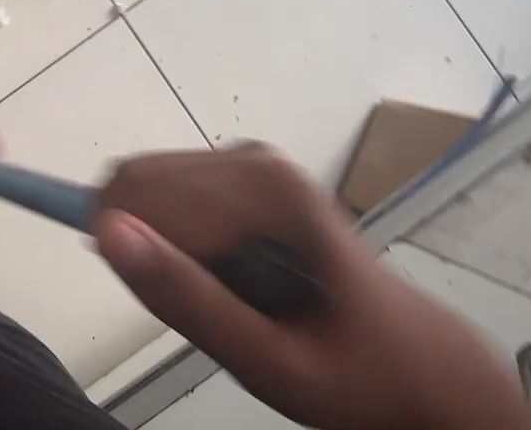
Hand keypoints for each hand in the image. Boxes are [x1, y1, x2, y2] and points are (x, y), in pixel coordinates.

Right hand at [93, 146, 530, 429]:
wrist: (424, 365)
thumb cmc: (356, 372)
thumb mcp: (272, 363)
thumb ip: (188, 299)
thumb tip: (105, 232)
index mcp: (265, 188)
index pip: (140, 192)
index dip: (132, 252)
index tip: (171, 304)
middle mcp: (253, 158)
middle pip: (140, 182)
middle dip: (150, 245)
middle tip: (208, 305)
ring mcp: (249, 161)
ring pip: (148, 186)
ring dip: (164, 244)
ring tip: (226, 295)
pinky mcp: (243, 172)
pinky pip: (169, 192)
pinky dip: (176, 237)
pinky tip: (226, 275)